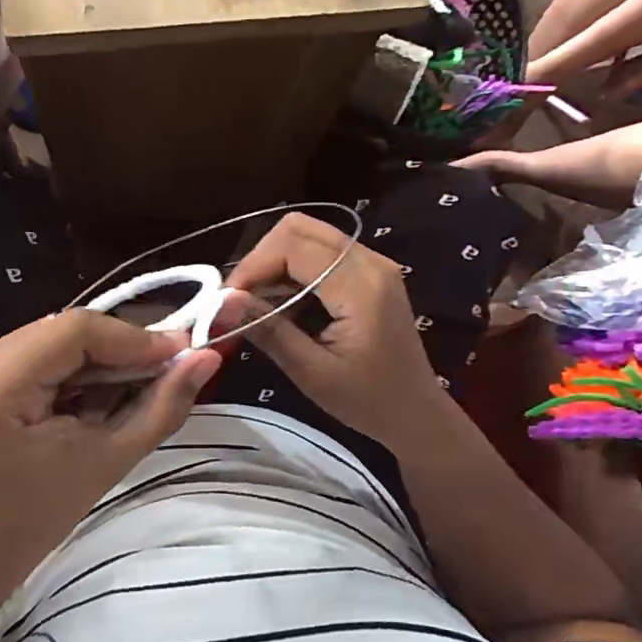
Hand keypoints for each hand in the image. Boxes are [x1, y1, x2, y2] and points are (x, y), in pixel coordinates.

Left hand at [0, 311, 221, 615]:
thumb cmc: (50, 507)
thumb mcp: (114, 457)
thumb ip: (164, 404)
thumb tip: (208, 356)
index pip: (74, 331)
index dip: (133, 336)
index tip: (180, 352)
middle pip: (67, 328)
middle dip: (123, 345)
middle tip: (168, 365)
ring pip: (60, 332)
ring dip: (105, 352)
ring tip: (137, 380)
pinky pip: (46, 343)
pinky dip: (83, 359)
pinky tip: (101, 386)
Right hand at [222, 214, 453, 448]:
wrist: (416, 413)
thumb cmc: (368, 401)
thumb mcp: (312, 373)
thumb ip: (270, 331)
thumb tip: (225, 303)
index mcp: (361, 286)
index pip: (293, 246)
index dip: (253, 266)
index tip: (228, 300)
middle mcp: (370, 262)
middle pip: (299, 229)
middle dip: (261, 259)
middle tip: (241, 299)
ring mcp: (373, 264)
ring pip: (308, 236)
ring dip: (275, 264)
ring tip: (258, 306)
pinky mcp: (370, 273)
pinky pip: (322, 253)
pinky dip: (293, 271)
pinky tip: (284, 306)